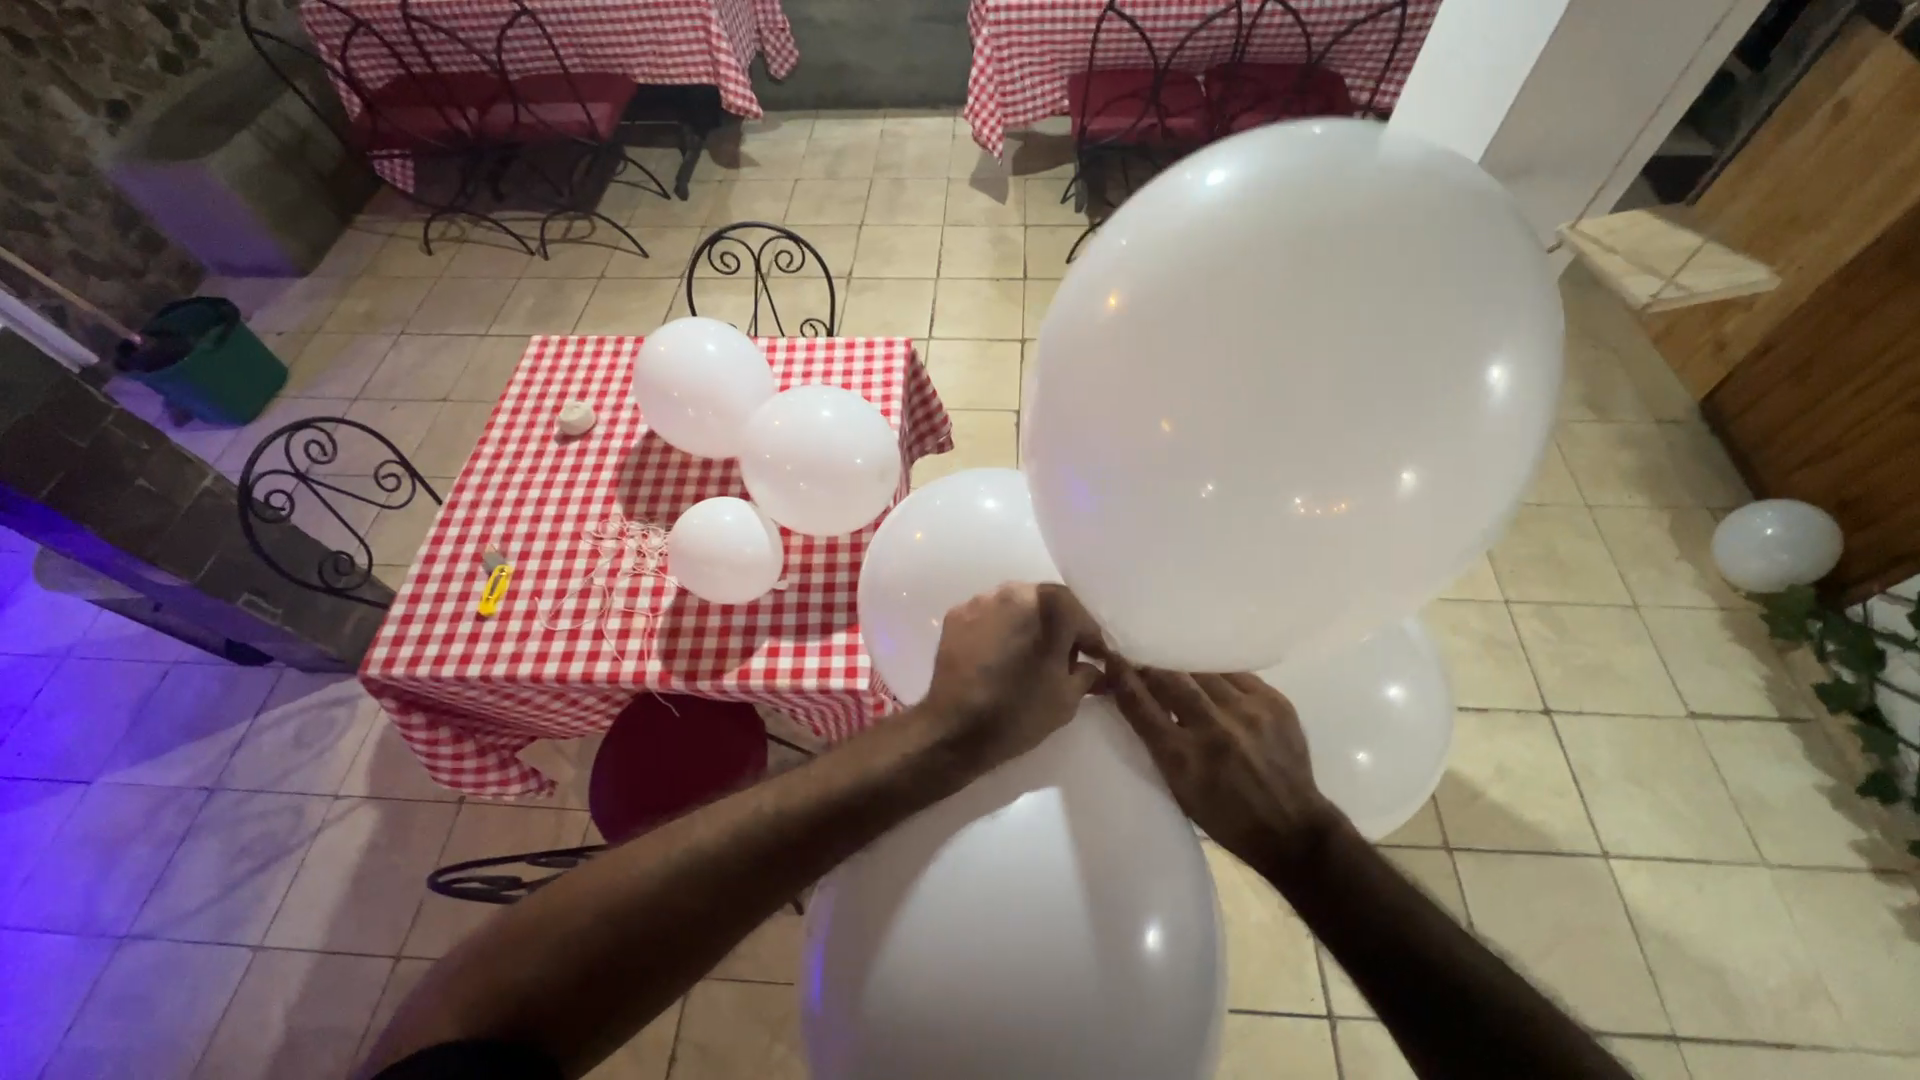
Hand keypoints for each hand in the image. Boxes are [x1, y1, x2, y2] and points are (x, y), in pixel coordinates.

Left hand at [918, 583, 1104, 767]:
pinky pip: (989, 617)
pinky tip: (1000, 657)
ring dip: (1027, 626)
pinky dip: (999, 631)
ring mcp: (980, 602)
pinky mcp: (955, 616)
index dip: (1090, 639)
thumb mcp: (1067, 697)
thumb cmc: (1020, 711)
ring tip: (1029, 657)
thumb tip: (1092, 668)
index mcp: (1047, 606)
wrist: (956, 728)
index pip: (1079, 616)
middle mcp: (1013, 592)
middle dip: (1058, 628)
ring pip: (1015, 607)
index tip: (1095, 659)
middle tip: (1064, 657)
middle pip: (1046, 604)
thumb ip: (1086, 674)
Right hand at [1104, 658, 1347, 875]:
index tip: (1111, 659)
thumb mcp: (1179, 788)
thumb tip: (1141, 700)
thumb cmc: (1225, 818)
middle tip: (1142, 659)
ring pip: (1203, 671)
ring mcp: (1247, 712)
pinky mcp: (1274, 702)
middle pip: (1169, 678)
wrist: (1291, 829)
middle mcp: (1213, 728)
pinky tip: (1213, 681)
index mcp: (1182, 757)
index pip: (1140, 704)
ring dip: (1184, 669)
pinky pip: (1236, 675)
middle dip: (1151, 666)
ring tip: (1177, 667)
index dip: (1121, 677)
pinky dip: (1218, 677)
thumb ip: (1159, 744)